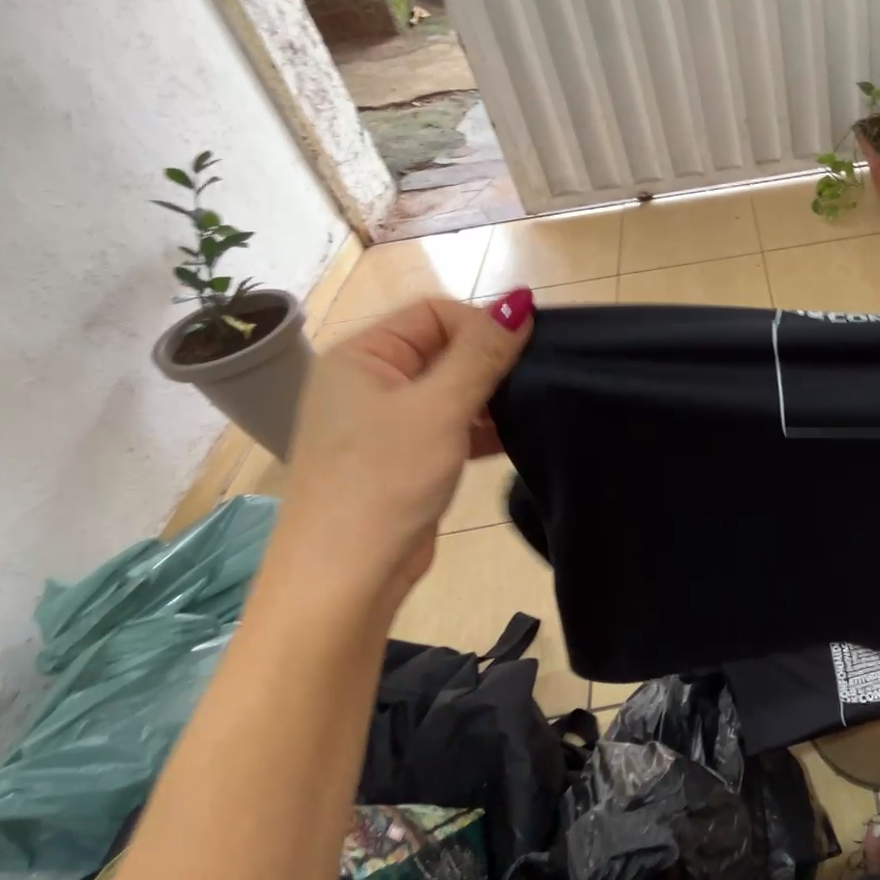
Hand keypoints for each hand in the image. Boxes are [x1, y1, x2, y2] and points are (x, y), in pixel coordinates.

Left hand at [264, 290, 533, 609]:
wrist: (344, 579)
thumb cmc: (385, 481)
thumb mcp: (440, 409)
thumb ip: (482, 354)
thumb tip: (519, 300)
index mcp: (361, 355)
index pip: (434, 313)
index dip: (482, 326)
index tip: (525, 356)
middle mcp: (367, 381)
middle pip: (443, 348)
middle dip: (489, 363)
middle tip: (534, 383)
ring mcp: (382, 421)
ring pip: (449, 389)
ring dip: (488, 398)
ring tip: (530, 411)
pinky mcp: (401, 457)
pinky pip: (447, 424)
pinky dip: (479, 428)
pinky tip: (514, 439)